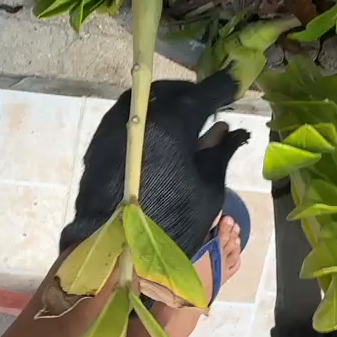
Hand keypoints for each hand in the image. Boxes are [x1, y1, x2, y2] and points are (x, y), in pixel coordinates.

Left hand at [59, 72, 250, 256]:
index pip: (204, 94)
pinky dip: (149, 117)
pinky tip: (161, 134)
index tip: (236, 86)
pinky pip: (129, 115)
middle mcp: (140, 115)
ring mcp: (115, 125)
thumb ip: (218, 154)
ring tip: (187, 119)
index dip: (223, 89)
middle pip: (173, 91)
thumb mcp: (207, 190)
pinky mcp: (100, 139)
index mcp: (172, 124)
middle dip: (194, 94)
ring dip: (169, 102)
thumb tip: (231, 132)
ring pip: (147, 99)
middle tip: (212, 105)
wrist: (115, 250)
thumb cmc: (170, 223)